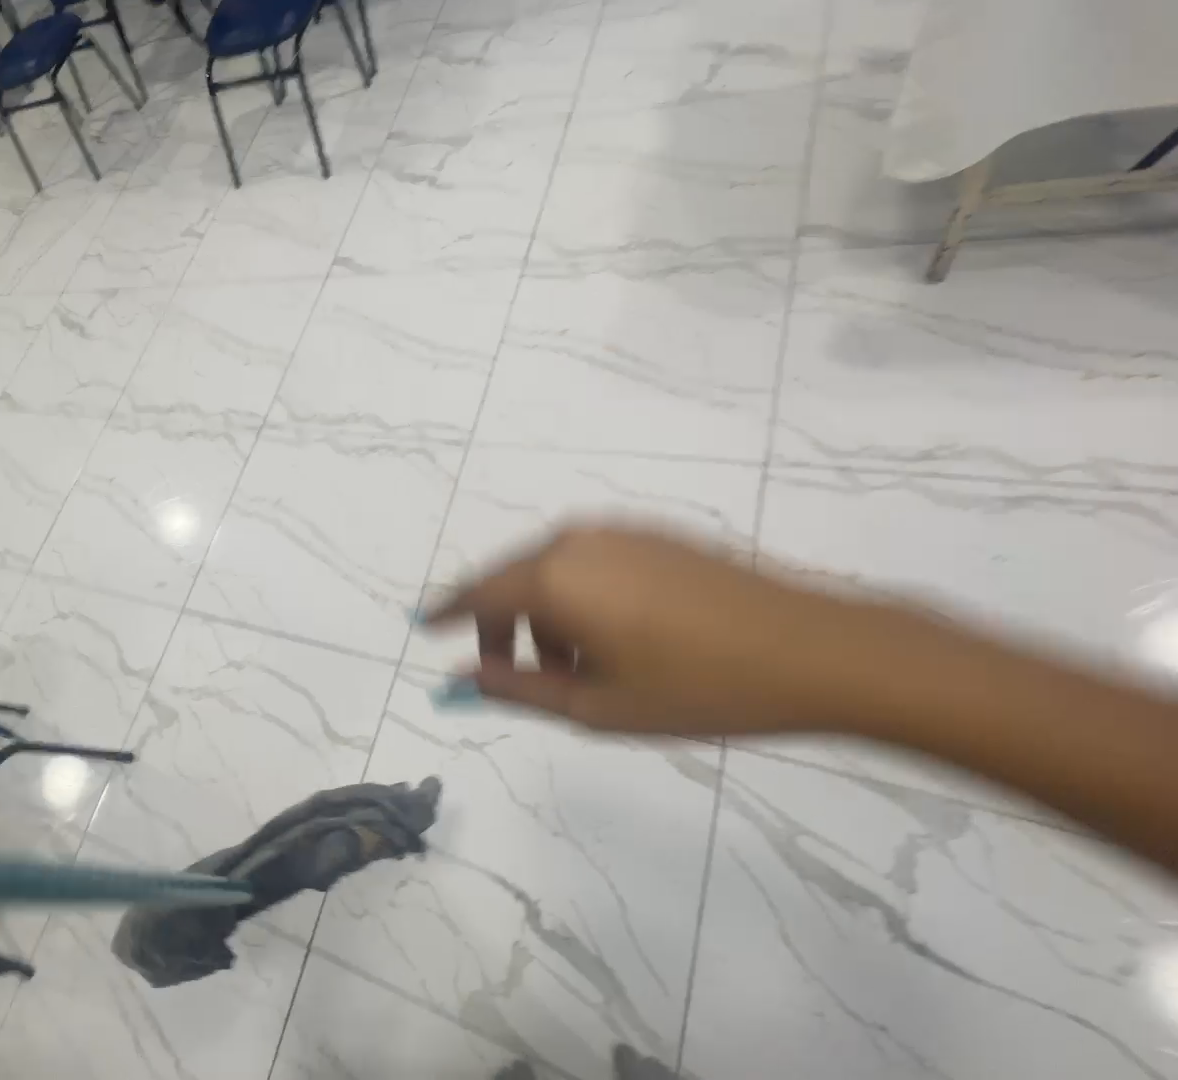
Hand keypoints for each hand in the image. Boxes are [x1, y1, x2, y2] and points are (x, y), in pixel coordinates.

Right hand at [424, 523, 882, 736]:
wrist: (819, 651)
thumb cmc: (696, 687)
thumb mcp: (595, 706)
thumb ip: (516, 689)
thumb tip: (460, 679)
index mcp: (554, 578)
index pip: (477, 593)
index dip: (448, 613)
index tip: (424, 624)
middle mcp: (576, 541)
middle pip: (513, 580)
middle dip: (503, 627)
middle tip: (516, 676)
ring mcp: (620, 533)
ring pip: (553, 572)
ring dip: (545, 617)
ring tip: (577, 670)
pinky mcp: (657, 536)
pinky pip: (591, 563)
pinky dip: (579, 598)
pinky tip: (613, 639)